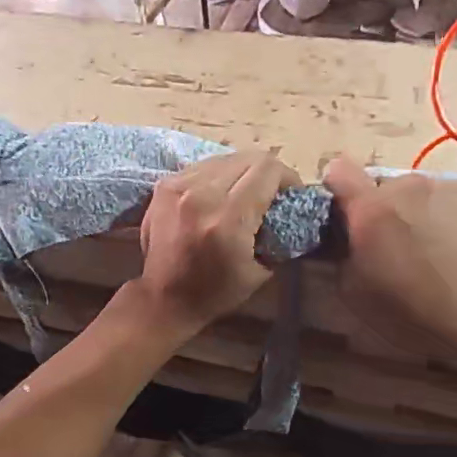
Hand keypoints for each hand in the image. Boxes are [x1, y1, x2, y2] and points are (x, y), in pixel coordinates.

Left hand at [132, 150, 299, 334]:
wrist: (164, 298)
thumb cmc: (216, 291)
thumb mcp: (259, 270)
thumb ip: (277, 233)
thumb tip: (290, 209)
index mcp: (228, 219)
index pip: (268, 170)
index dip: (288, 178)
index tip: (292, 195)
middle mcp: (202, 194)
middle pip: (249, 158)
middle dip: (269, 173)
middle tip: (273, 194)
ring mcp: (179, 185)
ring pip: (226, 157)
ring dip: (243, 172)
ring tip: (246, 193)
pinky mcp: (165, 184)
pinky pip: (204, 166)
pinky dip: (220, 175)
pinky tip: (221, 195)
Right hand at [321, 157, 456, 386]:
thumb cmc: (411, 312)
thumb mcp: (356, 294)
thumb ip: (342, 256)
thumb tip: (346, 241)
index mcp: (368, 210)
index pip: (339, 171)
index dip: (338, 187)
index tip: (345, 209)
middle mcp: (403, 186)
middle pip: (381, 188)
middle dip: (383, 211)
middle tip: (395, 245)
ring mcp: (441, 185)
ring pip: (416, 192)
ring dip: (415, 211)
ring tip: (431, 247)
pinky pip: (445, 197)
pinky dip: (444, 213)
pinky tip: (456, 243)